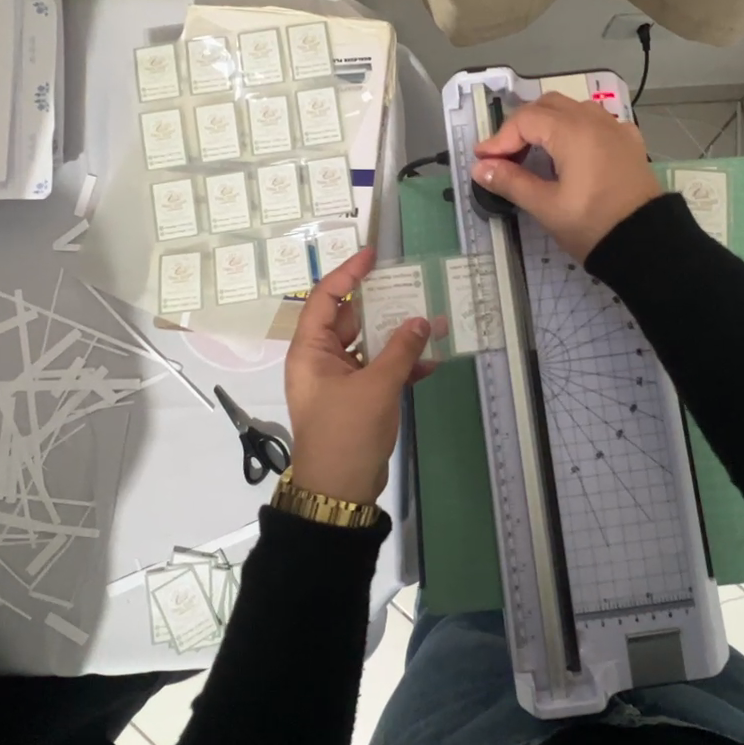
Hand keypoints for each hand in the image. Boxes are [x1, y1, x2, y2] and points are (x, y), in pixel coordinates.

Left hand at [284, 247, 434, 504]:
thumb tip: (422, 320)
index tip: (373, 254)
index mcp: (311, 350)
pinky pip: (379, 369)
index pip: (326, 298)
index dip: (348, 273)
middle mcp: (322, 358)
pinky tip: (431, 361)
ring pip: (369, 343)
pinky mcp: (357, 397)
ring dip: (398, 334)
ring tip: (432, 320)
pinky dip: (402, 364)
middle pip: (350, 317)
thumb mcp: (376, 387)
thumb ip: (401, 349)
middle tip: (411, 284)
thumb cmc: (347, 432)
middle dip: (382, 303)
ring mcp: (340, 378)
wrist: (340, 490)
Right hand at [471, 92, 663, 260]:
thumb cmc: (592, 224)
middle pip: (548, 106)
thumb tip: (481, 168)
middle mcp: (594, 120)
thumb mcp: (546, 206)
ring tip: (534, 153)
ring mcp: (615, 129)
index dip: (499, 139)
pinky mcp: (629, 143)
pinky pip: (597, 123)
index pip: (525, 120)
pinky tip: (571, 153)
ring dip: (548, 124)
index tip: (484, 162)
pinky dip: (575, 130)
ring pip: (573, 110)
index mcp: (571, 131)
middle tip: (506, 155)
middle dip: (521, 126)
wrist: (646, 242)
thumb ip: (511, 182)